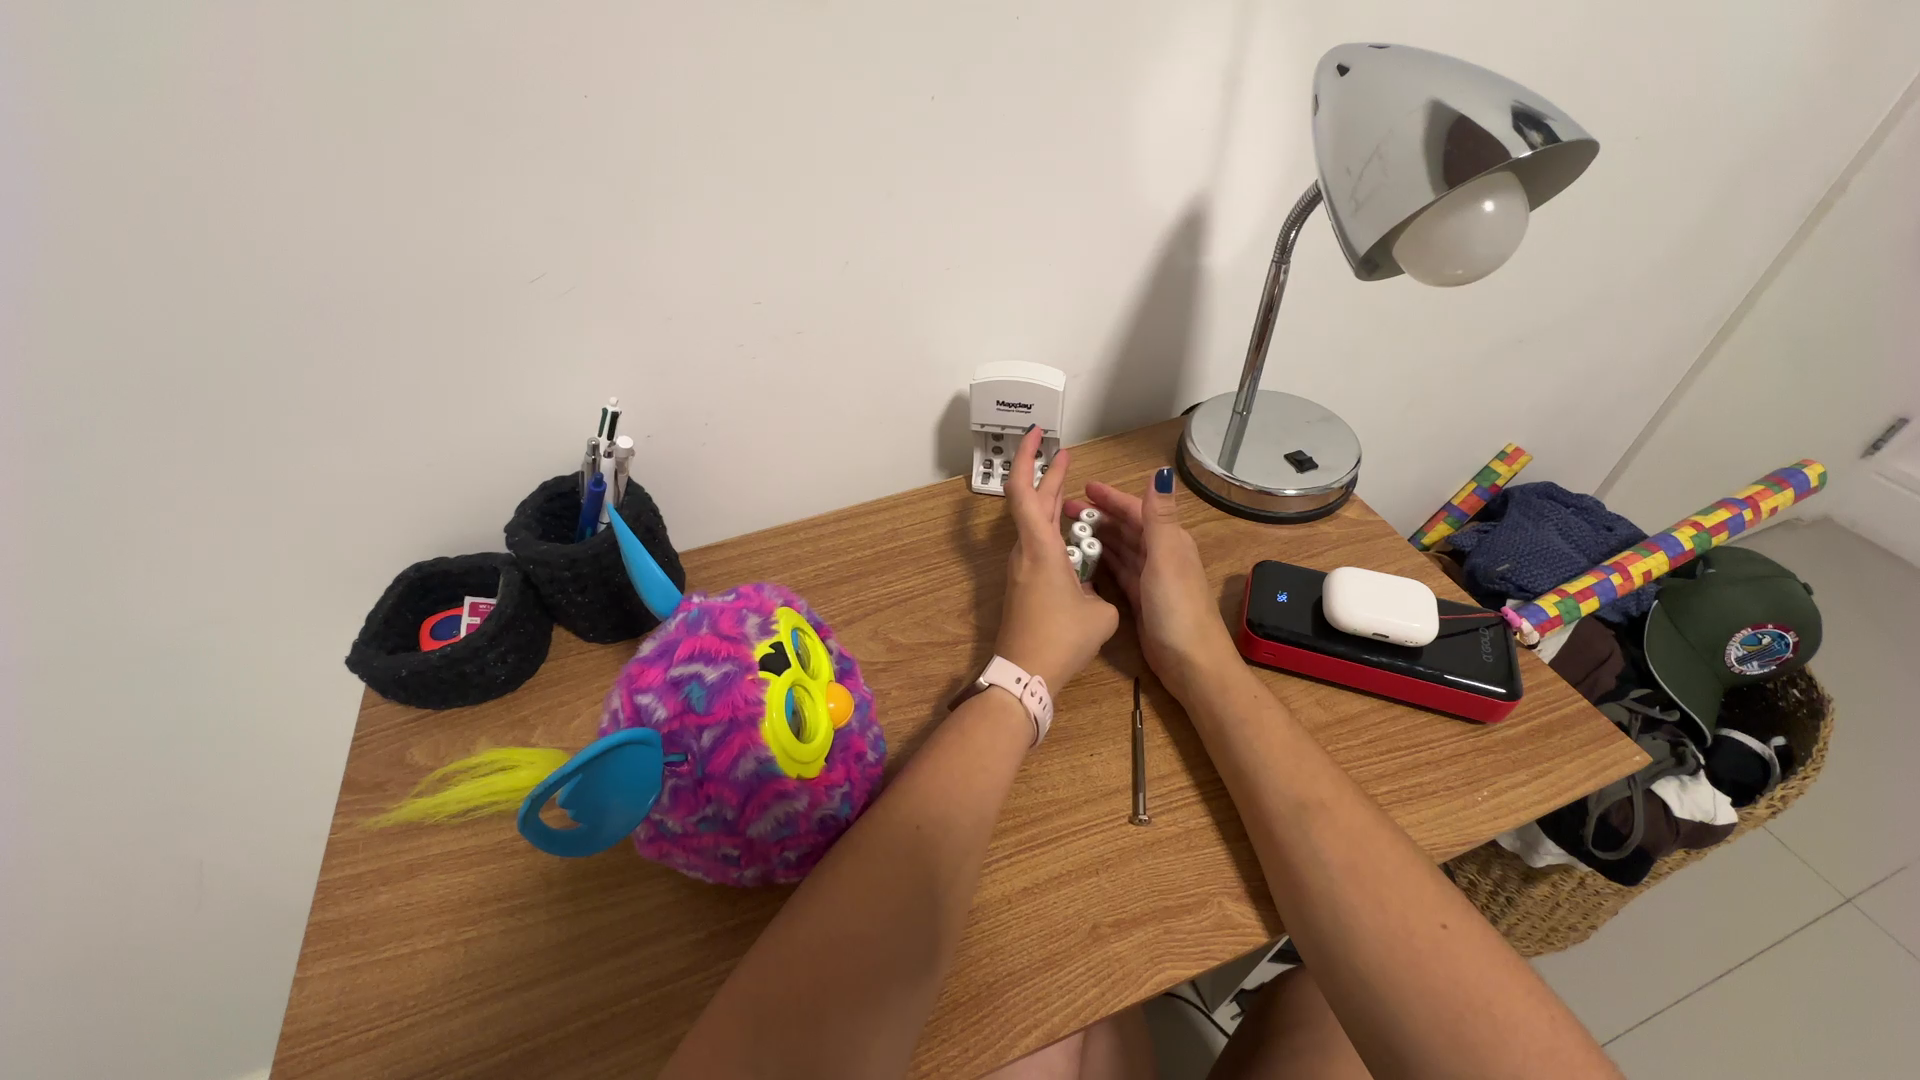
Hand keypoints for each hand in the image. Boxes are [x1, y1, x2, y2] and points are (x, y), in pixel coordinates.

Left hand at [992, 426, 1118, 691]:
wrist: (1025, 677)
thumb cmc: (1061, 640)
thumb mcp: (1100, 614)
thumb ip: (1102, 593)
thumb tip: (1095, 594)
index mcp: (1040, 549)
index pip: (1024, 491)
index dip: (1028, 459)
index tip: (1037, 436)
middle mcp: (1025, 553)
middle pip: (1031, 504)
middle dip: (1048, 476)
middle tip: (1065, 454)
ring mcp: (1021, 571)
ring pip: (1036, 527)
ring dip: (1053, 507)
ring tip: (1075, 493)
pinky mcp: (1023, 587)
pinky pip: (1040, 549)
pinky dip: (1055, 535)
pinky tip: (1078, 542)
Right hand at [1069, 468, 1239, 701]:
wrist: (1191, 661)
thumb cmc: (1178, 607)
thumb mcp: (1166, 557)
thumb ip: (1160, 516)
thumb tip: (1161, 472)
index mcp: (1169, 540)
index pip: (1137, 510)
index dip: (1111, 498)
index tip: (1083, 487)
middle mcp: (1161, 555)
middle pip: (1127, 528)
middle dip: (1099, 516)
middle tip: (1065, 510)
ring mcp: (1151, 578)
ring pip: (1121, 549)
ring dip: (1099, 537)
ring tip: (1068, 531)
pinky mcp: (1141, 599)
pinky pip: (1118, 571)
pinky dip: (1103, 562)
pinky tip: (1084, 559)